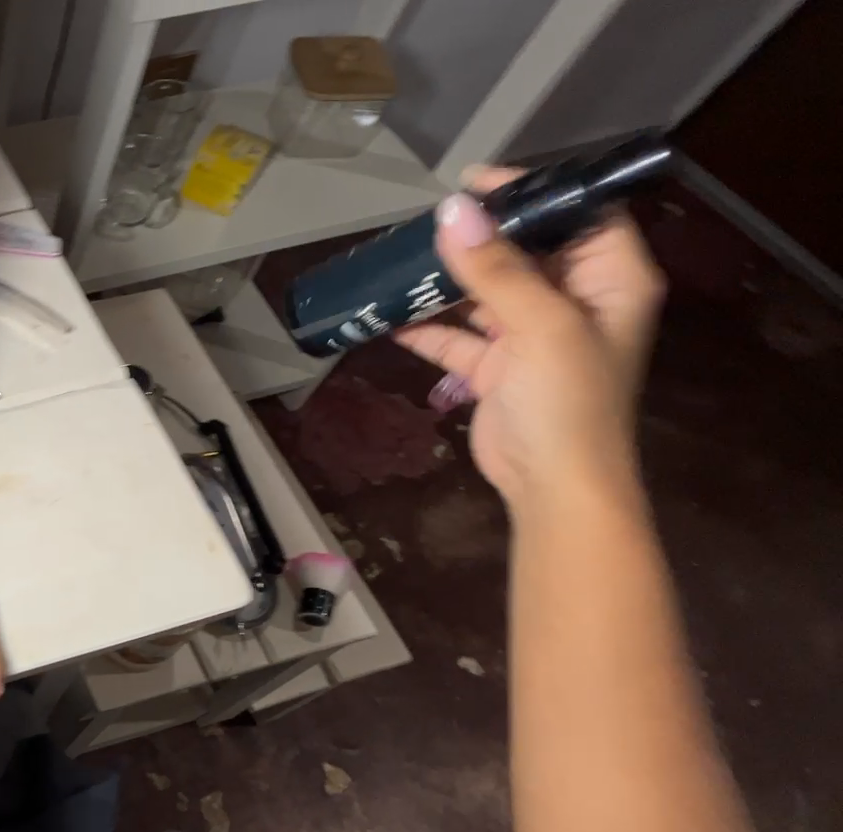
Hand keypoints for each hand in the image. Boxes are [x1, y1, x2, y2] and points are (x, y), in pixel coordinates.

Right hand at [395, 168, 665, 509]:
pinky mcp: (495, 368)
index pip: (577, 216)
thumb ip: (496, 270)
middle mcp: (572, 301)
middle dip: (476, 239)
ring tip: (397, 266)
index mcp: (608, 280)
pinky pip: (456, 338)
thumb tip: (453, 212)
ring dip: (444, 284)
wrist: (551, 481)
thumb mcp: (539, 326)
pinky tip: (389, 319)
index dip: (532, 193)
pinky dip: (426, 330)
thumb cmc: (567, 399)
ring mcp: (531, 336)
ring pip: (483, 295)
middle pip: (523, 254)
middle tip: (424, 226)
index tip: (472, 183)